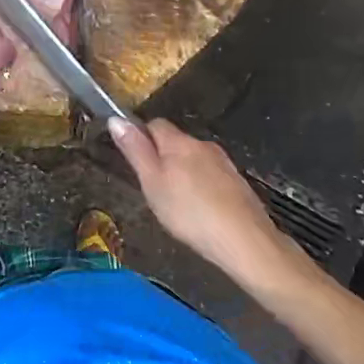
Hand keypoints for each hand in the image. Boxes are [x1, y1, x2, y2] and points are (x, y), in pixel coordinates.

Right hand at [108, 118, 296, 281]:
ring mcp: (225, 165)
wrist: (247, 243)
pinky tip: (200, 211)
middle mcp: (204, 146)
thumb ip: (134, 150)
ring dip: (182, 173)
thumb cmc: (189, 212)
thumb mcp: (151, 182)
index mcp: (179, 142)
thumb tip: (116, 119)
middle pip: (175, 142)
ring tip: (176, 203)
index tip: (136, 163)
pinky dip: (202, 187)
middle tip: (153, 188)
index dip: (140, 138)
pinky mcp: (240, 185)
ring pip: (194, 160)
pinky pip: (211, 177)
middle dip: (162, 158)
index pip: (154, 124)